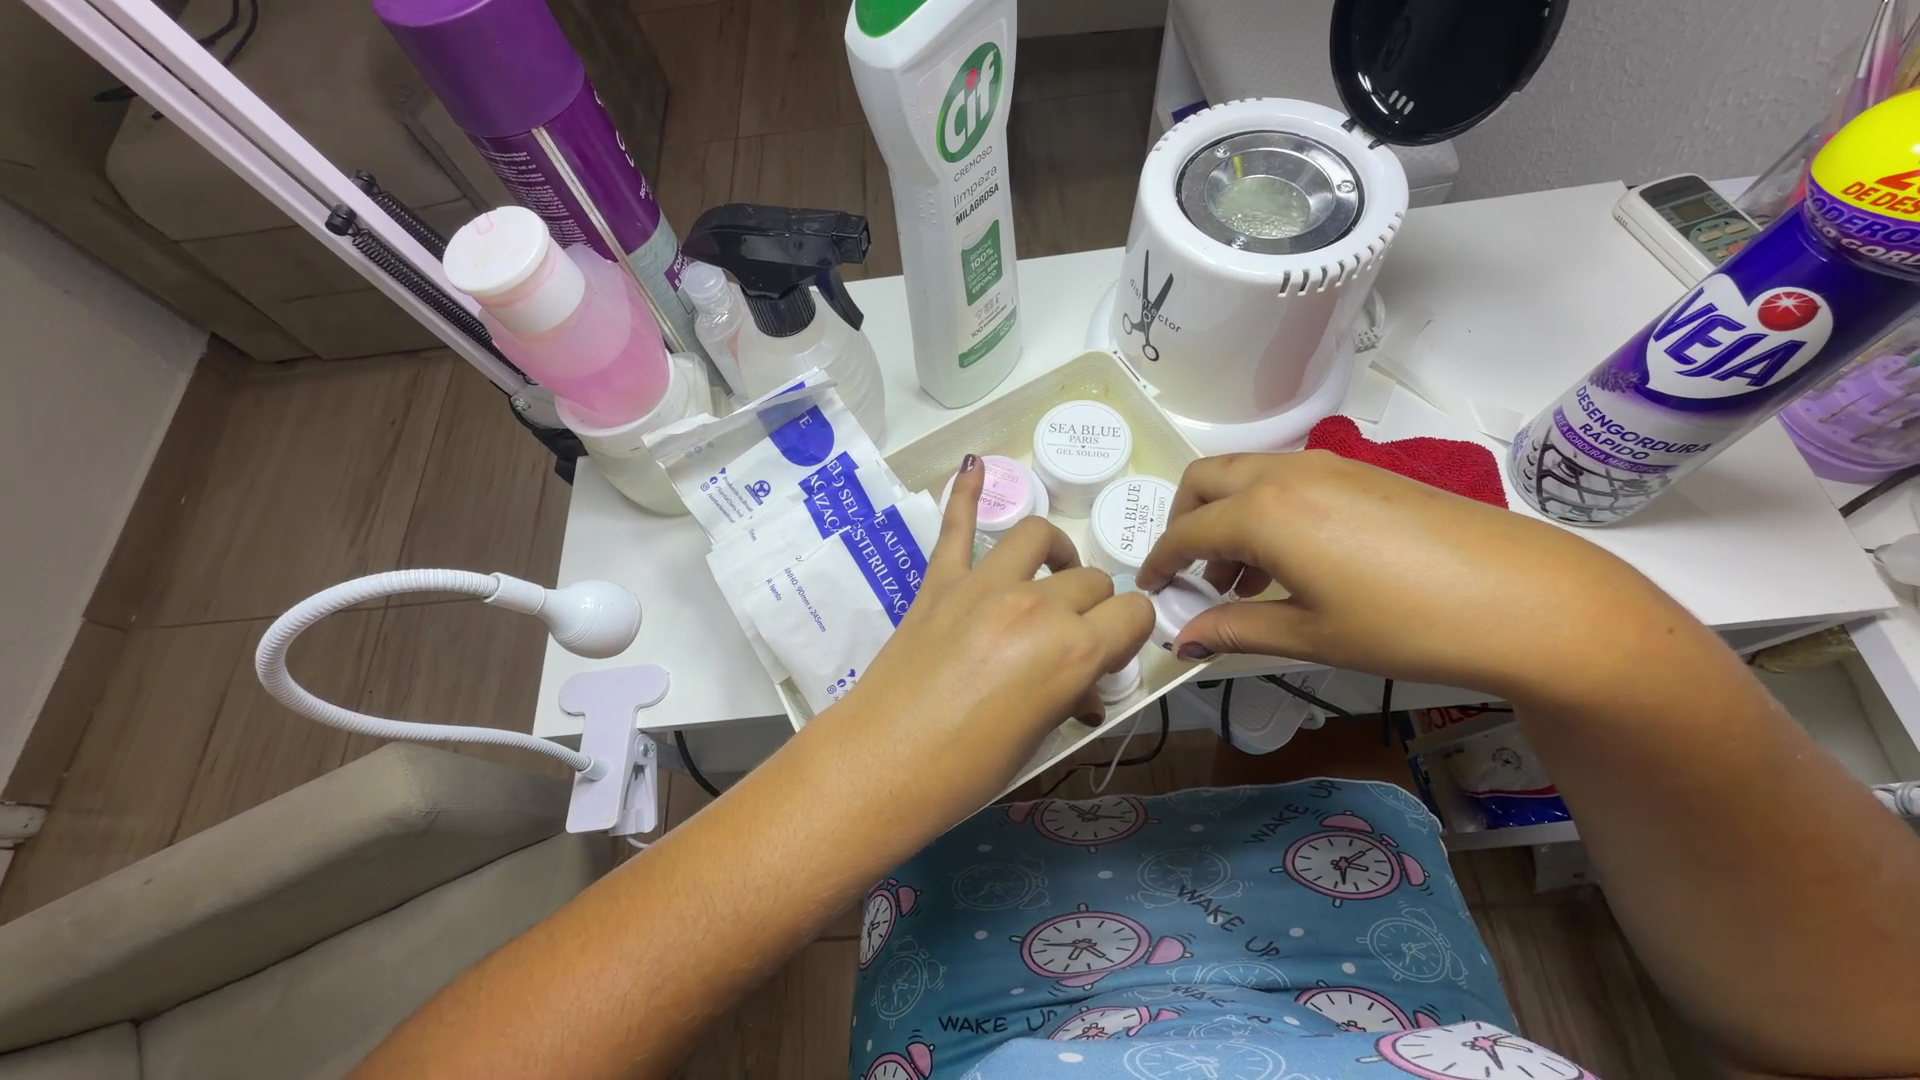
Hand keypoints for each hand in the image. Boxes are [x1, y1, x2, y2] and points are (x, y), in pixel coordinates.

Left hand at [817, 454, 1153, 816]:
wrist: (882, 764)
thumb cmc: (969, 771)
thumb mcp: (1040, 738)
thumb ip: (1071, 695)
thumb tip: (1082, 687)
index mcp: (1073, 650)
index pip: (1133, 614)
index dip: (1129, 634)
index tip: (1112, 654)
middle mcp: (1036, 605)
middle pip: (1091, 580)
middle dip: (1093, 609)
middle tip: (1072, 642)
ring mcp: (983, 585)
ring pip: (1038, 538)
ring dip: (1055, 555)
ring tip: (1049, 576)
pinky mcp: (939, 582)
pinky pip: (956, 526)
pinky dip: (965, 493)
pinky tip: (974, 466)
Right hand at [1135, 451, 1678, 700]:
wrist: (1525, 597)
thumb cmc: (1404, 624)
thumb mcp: (1309, 635)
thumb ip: (1234, 628)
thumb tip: (1183, 638)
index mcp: (1263, 512)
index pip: (1186, 531)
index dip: (1159, 561)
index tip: (1150, 589)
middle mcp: (1286, 474)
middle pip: (1205, 480)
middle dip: (1182, 521)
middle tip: (1189, 573)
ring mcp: (1328, 466)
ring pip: (1247, 475)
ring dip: (1225, 515)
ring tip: (1240, 578)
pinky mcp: (1361, 472)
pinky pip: (1286, 479)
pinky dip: (1264, 509)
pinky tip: (1289, 561)